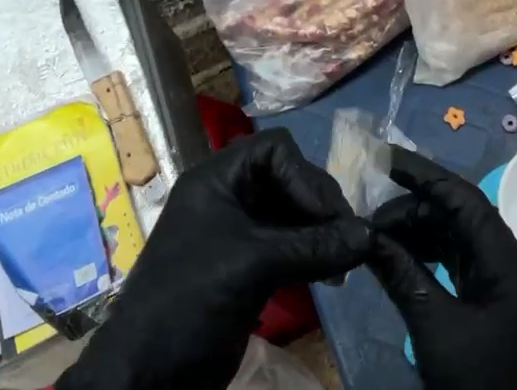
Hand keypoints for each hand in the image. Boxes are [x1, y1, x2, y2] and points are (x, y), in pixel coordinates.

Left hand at [65, 128, 371, 389]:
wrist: (147, 375)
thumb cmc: (191, 300)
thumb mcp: (253, 265)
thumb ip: (312, 245)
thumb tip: (369, 235)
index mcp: (217, 179)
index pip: (275, 150)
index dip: (304, 176)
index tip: (327, 216)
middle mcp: (229, 197)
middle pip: (289, 180)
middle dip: (319, 206)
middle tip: (347, 239)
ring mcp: (239, 233)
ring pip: (292, 215)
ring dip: (321, 233)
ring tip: (345, 260)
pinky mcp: (248, 267)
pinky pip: (289, 245)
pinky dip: (313, 255)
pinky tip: (332, 276)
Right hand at [368, 147, 516, 389]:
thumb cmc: (476, 383)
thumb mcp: (434, 328)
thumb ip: (402, 275)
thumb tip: (365, 235)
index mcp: (510, 262)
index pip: (465, 199)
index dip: (424, 175)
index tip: (385, 159)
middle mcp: (514, 262)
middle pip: (461, 216)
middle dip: (414, 210)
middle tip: (369, 220)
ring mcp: (506, 282)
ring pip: (459, 237)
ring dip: (420, 232)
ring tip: (378, 238)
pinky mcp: (495, 300)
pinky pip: (461, 261)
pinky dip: (430, 255)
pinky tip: (399, 257)